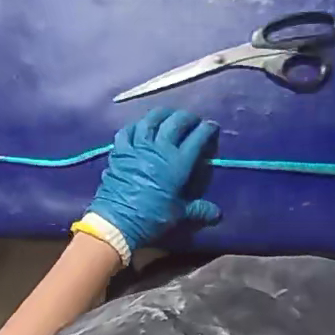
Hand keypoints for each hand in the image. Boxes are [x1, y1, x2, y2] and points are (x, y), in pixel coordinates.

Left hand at [87, 107, 221, 254]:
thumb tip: (217, 215)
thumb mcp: (179, 214)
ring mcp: (137, 147)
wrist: (118, 220)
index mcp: (178, 163)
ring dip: (162, 114)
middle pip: (176, 122)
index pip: (198, 138)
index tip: (211, 126)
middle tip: (192, 119)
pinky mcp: (120, 151)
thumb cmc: (152, 217)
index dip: (207, 129)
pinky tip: (140, 126)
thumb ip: (199, 210)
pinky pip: (128, 131)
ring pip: (151, 120)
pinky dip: (136, 126)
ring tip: (168, 114)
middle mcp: (159, 149)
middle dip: (187, 117)